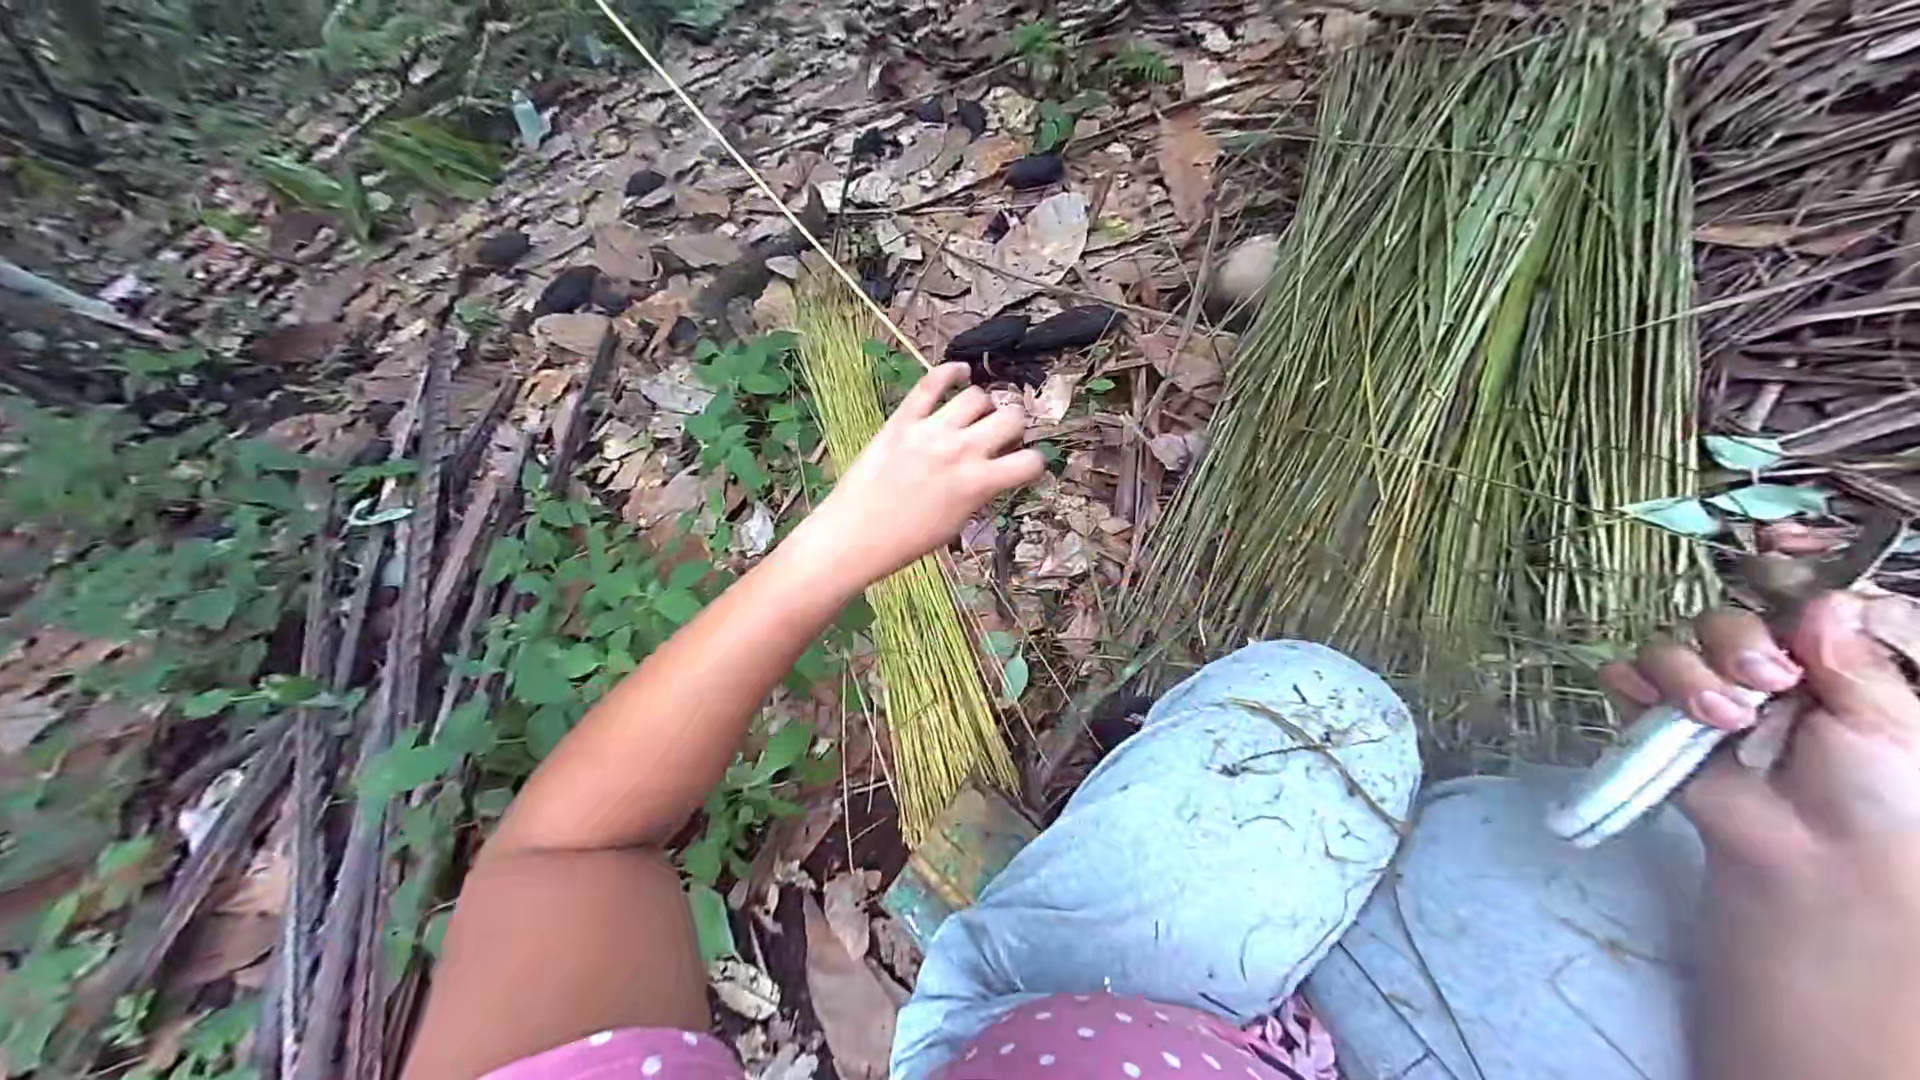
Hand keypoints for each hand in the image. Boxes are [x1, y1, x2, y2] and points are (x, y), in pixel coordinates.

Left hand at [788, 362, 1044, 589]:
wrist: (855, 534)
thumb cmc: (907, 540)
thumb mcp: (957, 523)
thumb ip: (981, 492)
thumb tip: (995, 471)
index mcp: (978, 483)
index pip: (1029, 462)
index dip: (1033, 463)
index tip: (1024, 464)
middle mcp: (961, 450)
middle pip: (1010, 418)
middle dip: (1014, 427)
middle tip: (1001, 436)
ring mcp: (931, 430)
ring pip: (977, 396)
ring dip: (984, 405)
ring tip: (977, 414)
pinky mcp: (903, 419)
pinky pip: (931, 383)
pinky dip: (950, 372)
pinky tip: (960, 373)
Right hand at [1603, 594, 1919, 1079]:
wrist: (1813, 848)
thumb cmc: (1879, 790)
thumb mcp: (1889, 722)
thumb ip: (1854, 660)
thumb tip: (1830, 597)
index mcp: (1811, 662)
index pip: (1777, 611)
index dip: (1778, 614)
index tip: (1800, 642)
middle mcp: (1746, 668)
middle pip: (1716, 621)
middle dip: (1733, 647)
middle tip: (1765, 684)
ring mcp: (1689, 690)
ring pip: (1665, 647)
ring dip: (1688, 678)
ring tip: (1722, 721)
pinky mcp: (1643, 712)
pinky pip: (1620, 675)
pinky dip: (1634, 687)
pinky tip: (1660, 712)